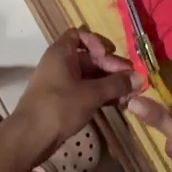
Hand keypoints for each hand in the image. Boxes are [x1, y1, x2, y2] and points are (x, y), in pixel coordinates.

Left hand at [8, 29, 141, 161]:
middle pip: (89, 58)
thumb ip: (116, 84)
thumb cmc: (59, 106)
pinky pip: (85, 90)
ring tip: (130, 95)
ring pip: (89, 76)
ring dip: (109, 84)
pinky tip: (118, 104)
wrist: (30, 137)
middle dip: (111, 68)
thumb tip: (140, 77)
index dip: (97, 42)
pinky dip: (100, 95)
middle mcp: (60, 63)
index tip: (109, 56)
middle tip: (131, 81)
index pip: (79, 35)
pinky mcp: (62, 100)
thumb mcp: (91, 94)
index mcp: (61, 52)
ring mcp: (60, 82)